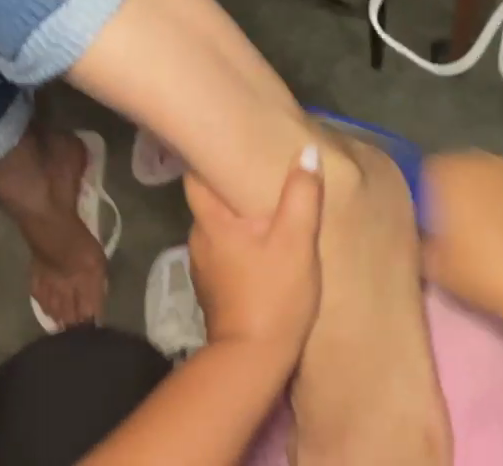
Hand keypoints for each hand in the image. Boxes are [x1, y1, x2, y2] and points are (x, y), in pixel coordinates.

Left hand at [185, 146, 324, 358]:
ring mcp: (202, 267)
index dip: (206, 155)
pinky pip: (224, 252)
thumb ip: (301, 194)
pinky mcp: (213, 290)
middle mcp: (198, 239)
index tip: (225, 139)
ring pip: (219, 228)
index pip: (195, 175)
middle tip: (259, 169)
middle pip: (210, 200)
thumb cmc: (272, 294)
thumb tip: (308, 151)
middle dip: (231, 185)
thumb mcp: (296, 240)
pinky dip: (240, 243)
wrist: (252, 363)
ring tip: (265, 206)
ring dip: (238, 218)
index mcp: (210, 220)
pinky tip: (261, 245)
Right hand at [420, 151, 502, 316]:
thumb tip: (427, 237)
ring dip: (501, 200)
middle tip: (471, 233)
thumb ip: (424, 242)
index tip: (436, 224)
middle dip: (469, 196)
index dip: (433, 198)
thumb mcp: (435, 267)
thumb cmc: (483, 272)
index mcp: (449, 171)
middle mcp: (484, 160)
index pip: (431, 173)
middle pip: (469, 173)